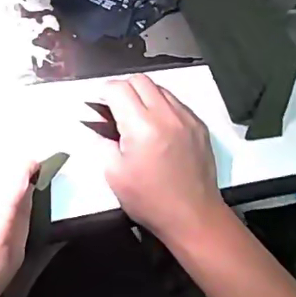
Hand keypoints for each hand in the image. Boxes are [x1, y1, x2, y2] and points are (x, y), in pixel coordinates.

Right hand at [98, 75, 227, 243]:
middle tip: (115, 109)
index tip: (98, 104)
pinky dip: (162, 107)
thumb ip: (102, 141)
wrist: (193, 216)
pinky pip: (176, 103)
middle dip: (123, 89)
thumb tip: (96, 123)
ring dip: (144, 96)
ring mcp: (186, 118)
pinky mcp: (199, 125)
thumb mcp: (114, 173)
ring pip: (160, 88)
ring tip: (137, 118)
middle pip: (139, 80)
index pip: (118, 88)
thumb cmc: (150, 199)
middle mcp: (166, 114)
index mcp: (142, 126)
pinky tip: (157, 128)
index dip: (103, 92)